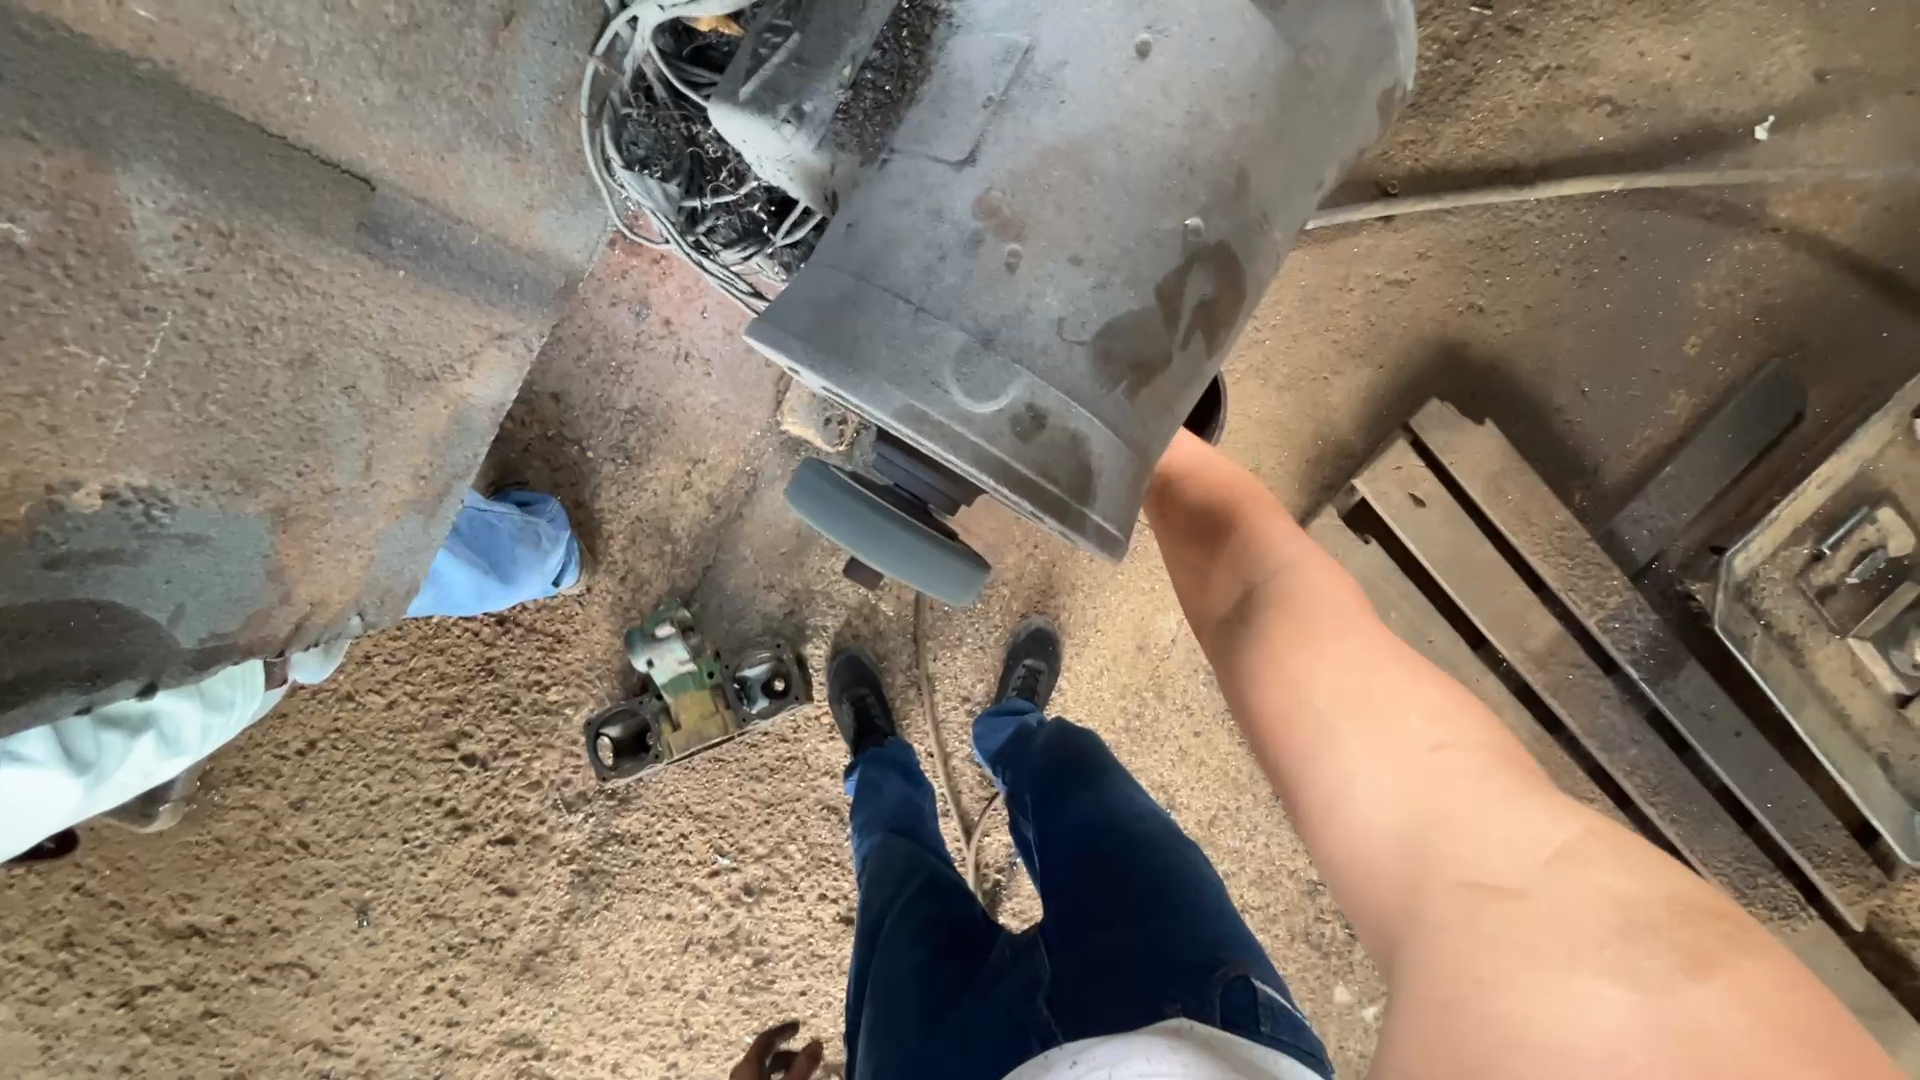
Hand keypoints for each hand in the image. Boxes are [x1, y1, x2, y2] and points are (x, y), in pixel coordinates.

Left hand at [729, 1021, 823, 1079]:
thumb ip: (803, 1064)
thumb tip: (818, 1042)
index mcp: (748, 1062)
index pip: (766, 1037)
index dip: (784, 1029)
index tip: (798, 1024)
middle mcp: (739, 1070)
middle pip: (764, 1054)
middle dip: (786, 1051)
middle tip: (804, 1053)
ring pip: (761, 1070)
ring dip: (781, 1067)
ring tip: (797, 1071)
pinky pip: (758, 1079)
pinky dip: (773, 1077)